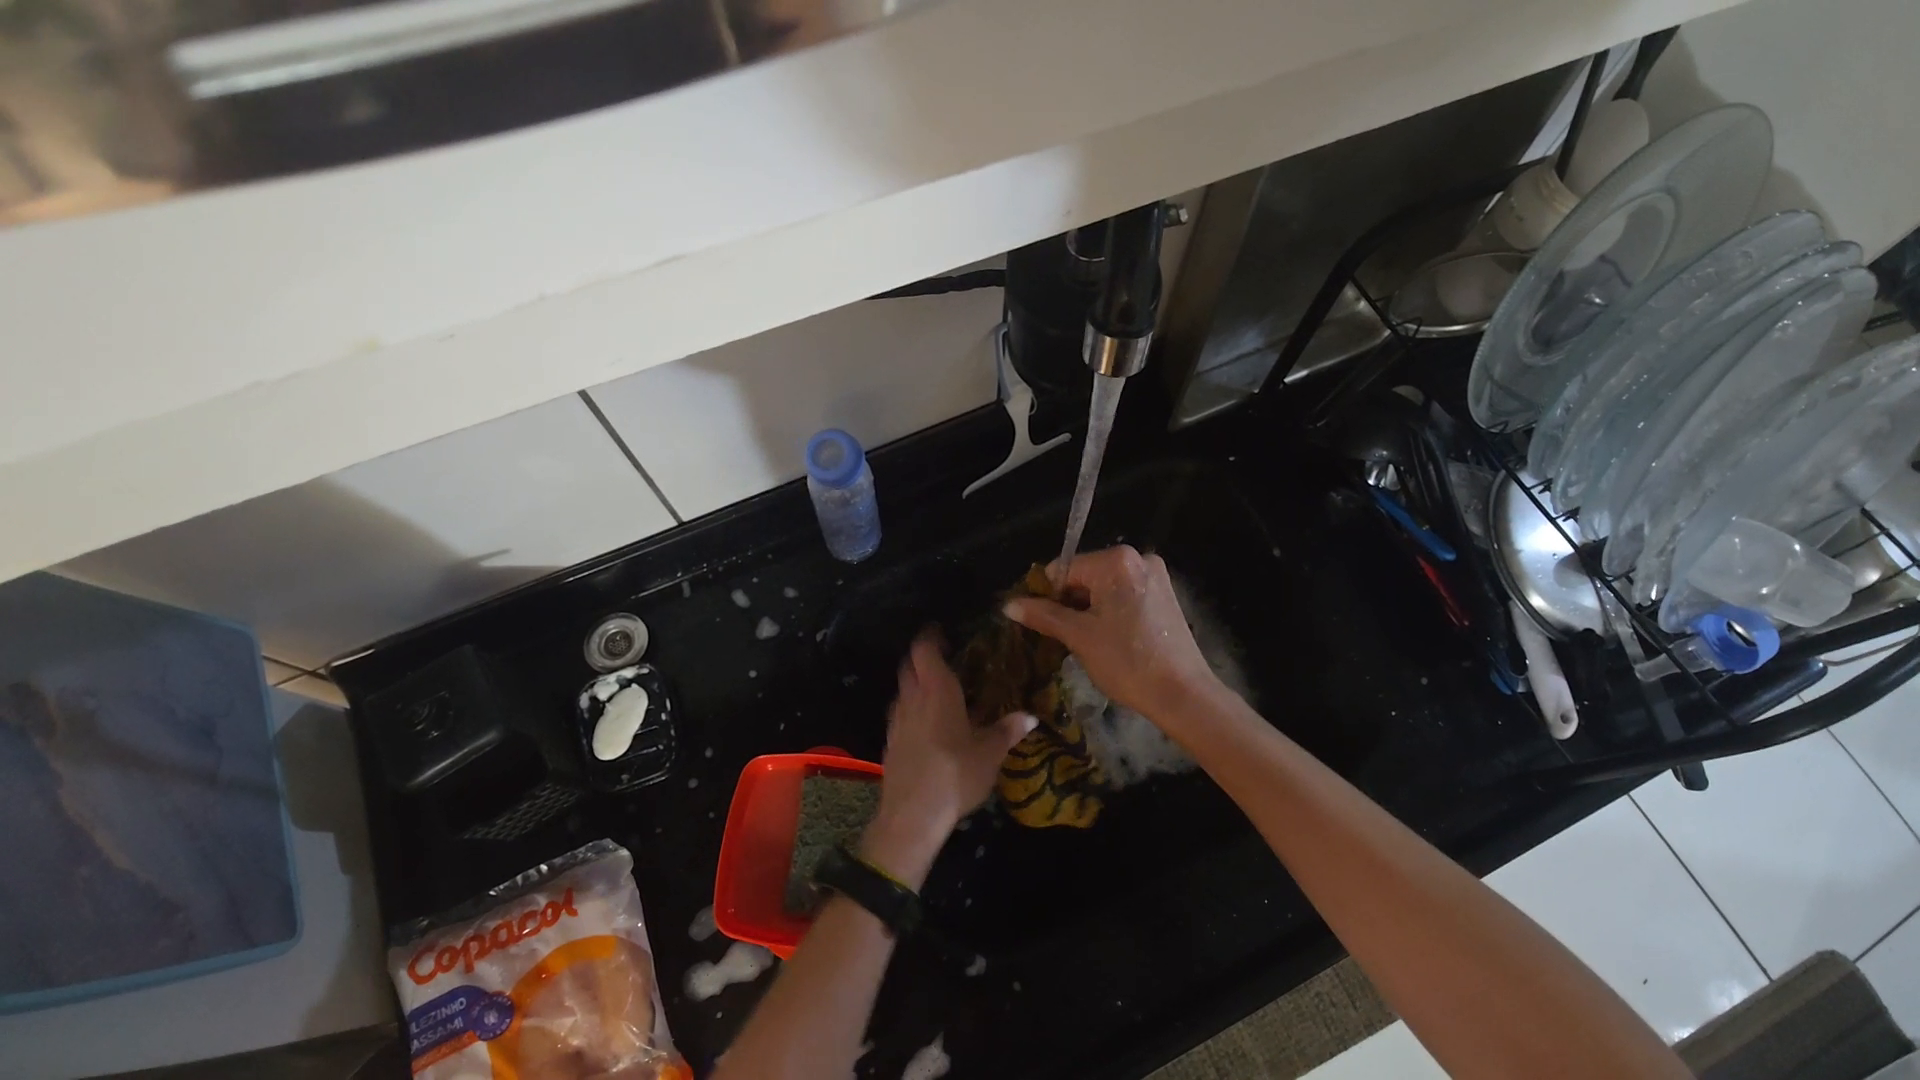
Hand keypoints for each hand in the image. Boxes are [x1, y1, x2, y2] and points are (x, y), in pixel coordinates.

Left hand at [864, 631, 1035, 883]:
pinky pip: (901, 714)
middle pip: (909, 666)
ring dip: (916, 685)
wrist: (913, 815)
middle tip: (944, 658)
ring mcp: (896, 721)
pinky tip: (928, 725)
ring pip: (903, 690)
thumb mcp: (990, 753)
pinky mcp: (890, 743)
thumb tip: (1030, 716)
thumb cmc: (956, 774)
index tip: (941, 631)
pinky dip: (912, 710)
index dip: (930, 637)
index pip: (924, 649)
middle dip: (922, 658)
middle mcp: (911, 698)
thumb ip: (1007, 731)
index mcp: (936, 690)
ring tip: (938, 691)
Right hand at [1003, 545, 1220, 721]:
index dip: (1048, 596)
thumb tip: (1008, 604)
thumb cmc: (1126, 662)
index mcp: (1116, 561)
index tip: (1044, 625)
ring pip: (1104, 588)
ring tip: (1088, 643)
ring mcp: (1155, 577)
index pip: (1062, 569)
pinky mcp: (1165, 596)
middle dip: (1070, 603)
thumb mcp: (1079, 637)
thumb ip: (1043, 615)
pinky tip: (1110, 640)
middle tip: (1067, 638)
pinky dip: (1110, 613)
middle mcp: (1138, 559)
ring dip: (1089, 610)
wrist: (1182, 694)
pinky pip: (1124, 597)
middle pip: (1084, 575)